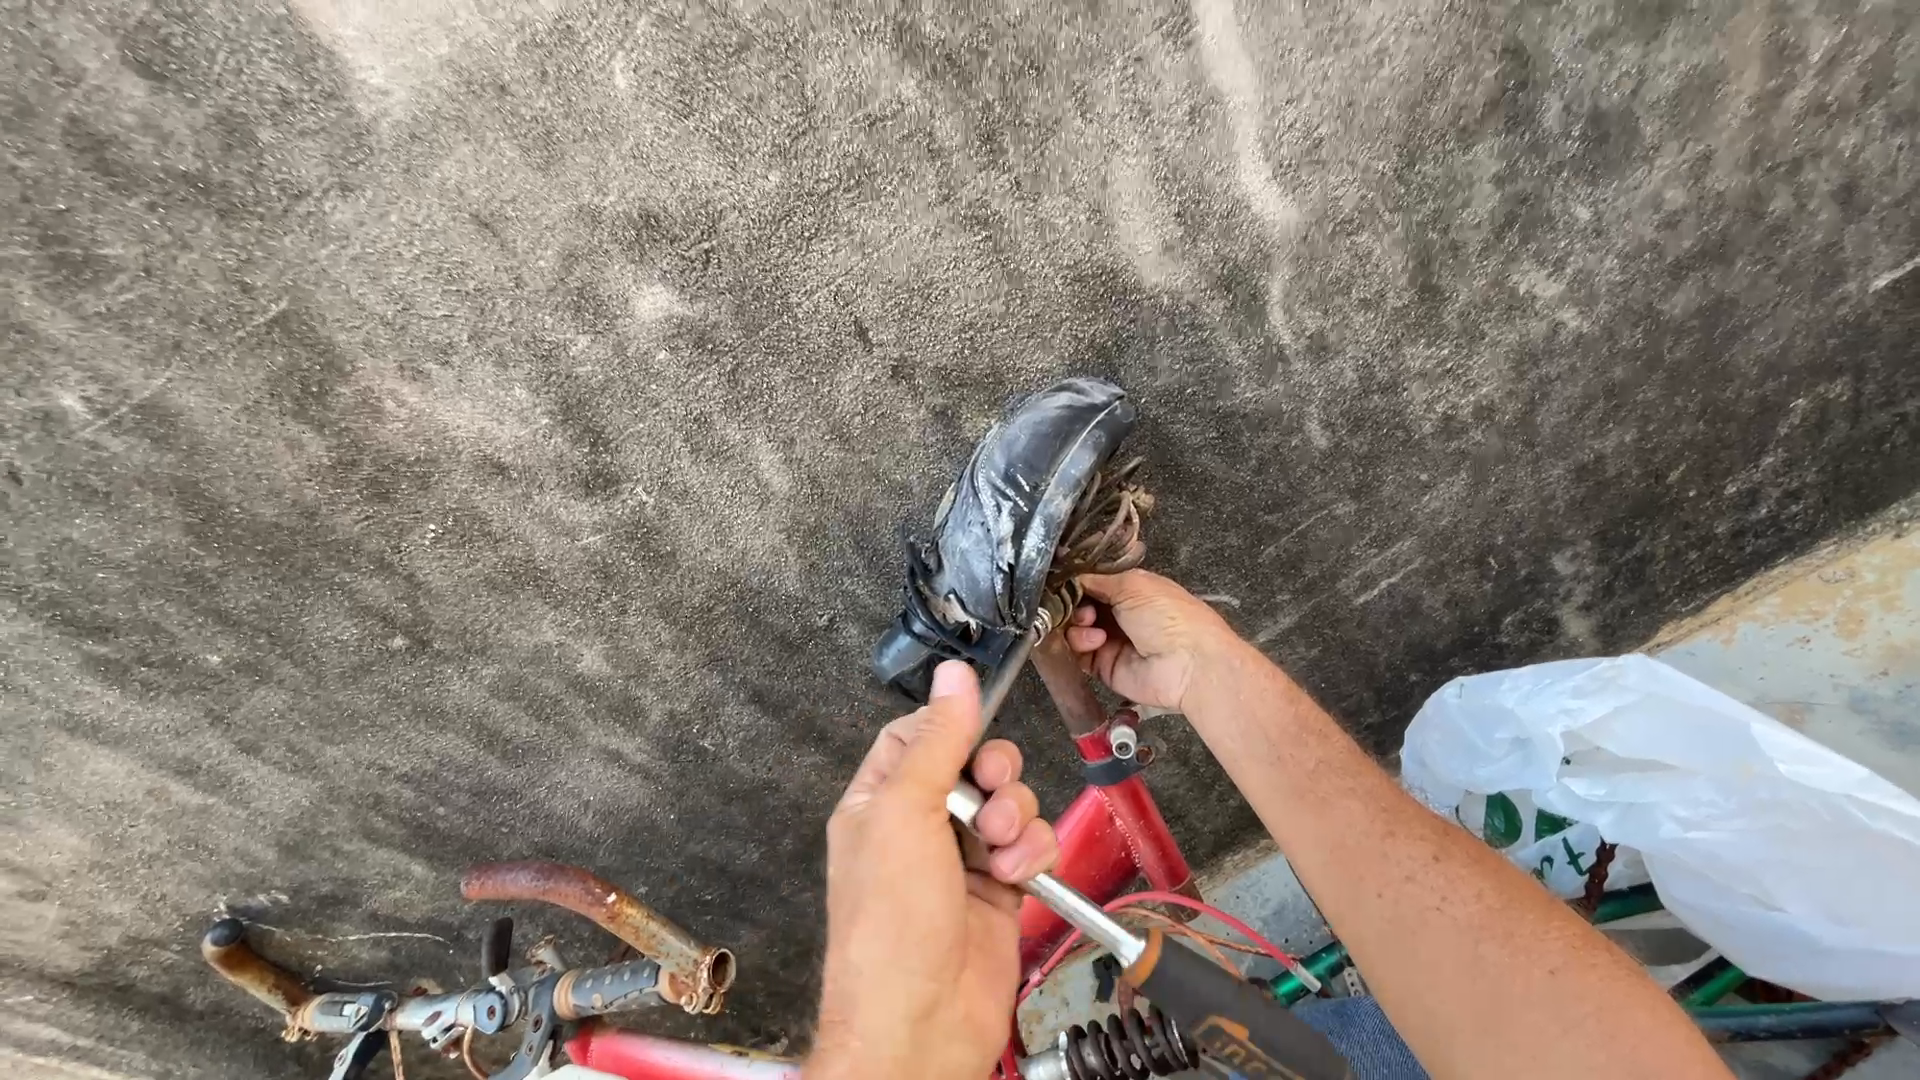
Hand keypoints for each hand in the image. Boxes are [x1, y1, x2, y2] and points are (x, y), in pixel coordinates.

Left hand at [807, 661, 1057, 1079]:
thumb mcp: (907, 811)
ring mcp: (962, 856)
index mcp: (881, 798)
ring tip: (999, 847)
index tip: (975, 724)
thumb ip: (938, 738)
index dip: (950, 724)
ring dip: (1015, 817)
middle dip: (995, 772)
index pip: (918, 734)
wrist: (923, 1021)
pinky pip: (1029, 844)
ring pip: (1009, 801)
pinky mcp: (1000, 886)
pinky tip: (1016, 875)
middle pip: (974, 762)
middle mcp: (919, 823)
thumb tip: (954, 674)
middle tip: (993, 790)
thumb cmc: (893, 920)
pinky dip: (1031, 853)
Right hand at [1064, 569, 1240, 712]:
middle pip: (1079, 606)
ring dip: (1078, 625)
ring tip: (1093, 627)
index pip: (1093, 583)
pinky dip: (1078, 645)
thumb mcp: (1133, 584)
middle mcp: (1119, 614)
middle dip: (1075, 605)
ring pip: (1074, 629)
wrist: (1188, 664)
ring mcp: (1110, 641)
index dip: (1077, 584)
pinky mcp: (1103, 666)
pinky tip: (1095, 641)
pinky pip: (1077, 654)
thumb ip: (1097, 580)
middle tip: (1085, 609)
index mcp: (1131, 590)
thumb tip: (1072, 580)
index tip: (1065, 585)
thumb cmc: (1169, 616)